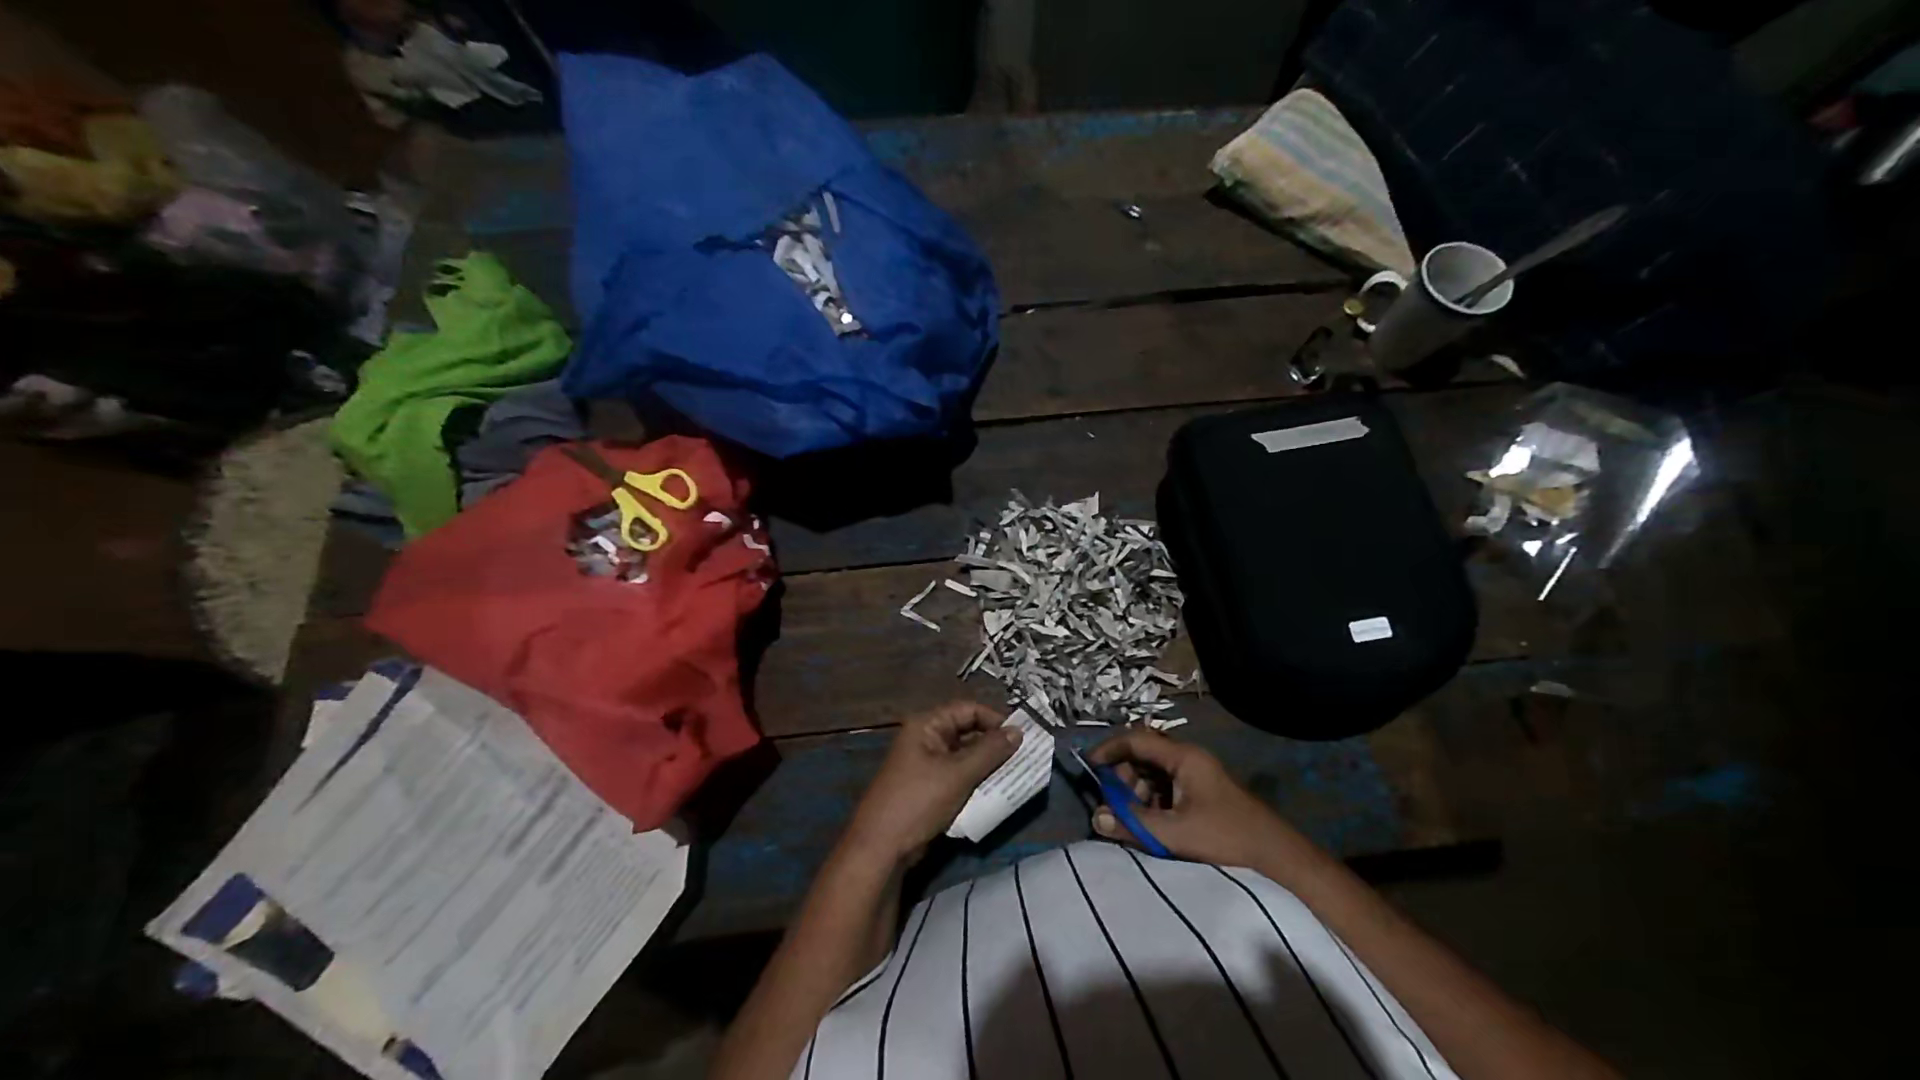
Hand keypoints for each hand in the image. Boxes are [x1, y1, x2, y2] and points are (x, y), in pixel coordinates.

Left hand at [844, 702, 1020, 864]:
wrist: (882, 847)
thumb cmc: (919, 801)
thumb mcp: (958, 774)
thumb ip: (990, 751)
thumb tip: (1018, 732)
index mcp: (927, 725)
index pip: (968, 710)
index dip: (995, 720)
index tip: (1022, 736)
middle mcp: (926, 739)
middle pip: (967, 732)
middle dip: (994, 745)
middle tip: (1023, 758)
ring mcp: (926, 765)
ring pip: (965, 757)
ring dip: (988, 765)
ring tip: (1015, 775)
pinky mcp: (929, 788)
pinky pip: (959, 777)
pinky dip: (976, 782)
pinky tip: (996, 793)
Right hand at [1089, 730, 1320, 874]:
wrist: (1278, 857)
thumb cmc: (1226, 838)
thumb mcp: (1175, 834)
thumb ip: (1133, 824)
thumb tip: (1096, 817)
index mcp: (1183, 757)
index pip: (1136, 739)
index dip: (1109, 749)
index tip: (1088, 766)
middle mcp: (1189, 759)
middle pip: (1144, 754)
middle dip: (1123, 775)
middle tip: (1114, 802)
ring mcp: (1197, 775)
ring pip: (1153, 772)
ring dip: (1137, 791)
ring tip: (1133, 817)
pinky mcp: (1201, 792)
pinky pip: (1166, 786)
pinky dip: (1152, 800)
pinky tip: (1151, 823)